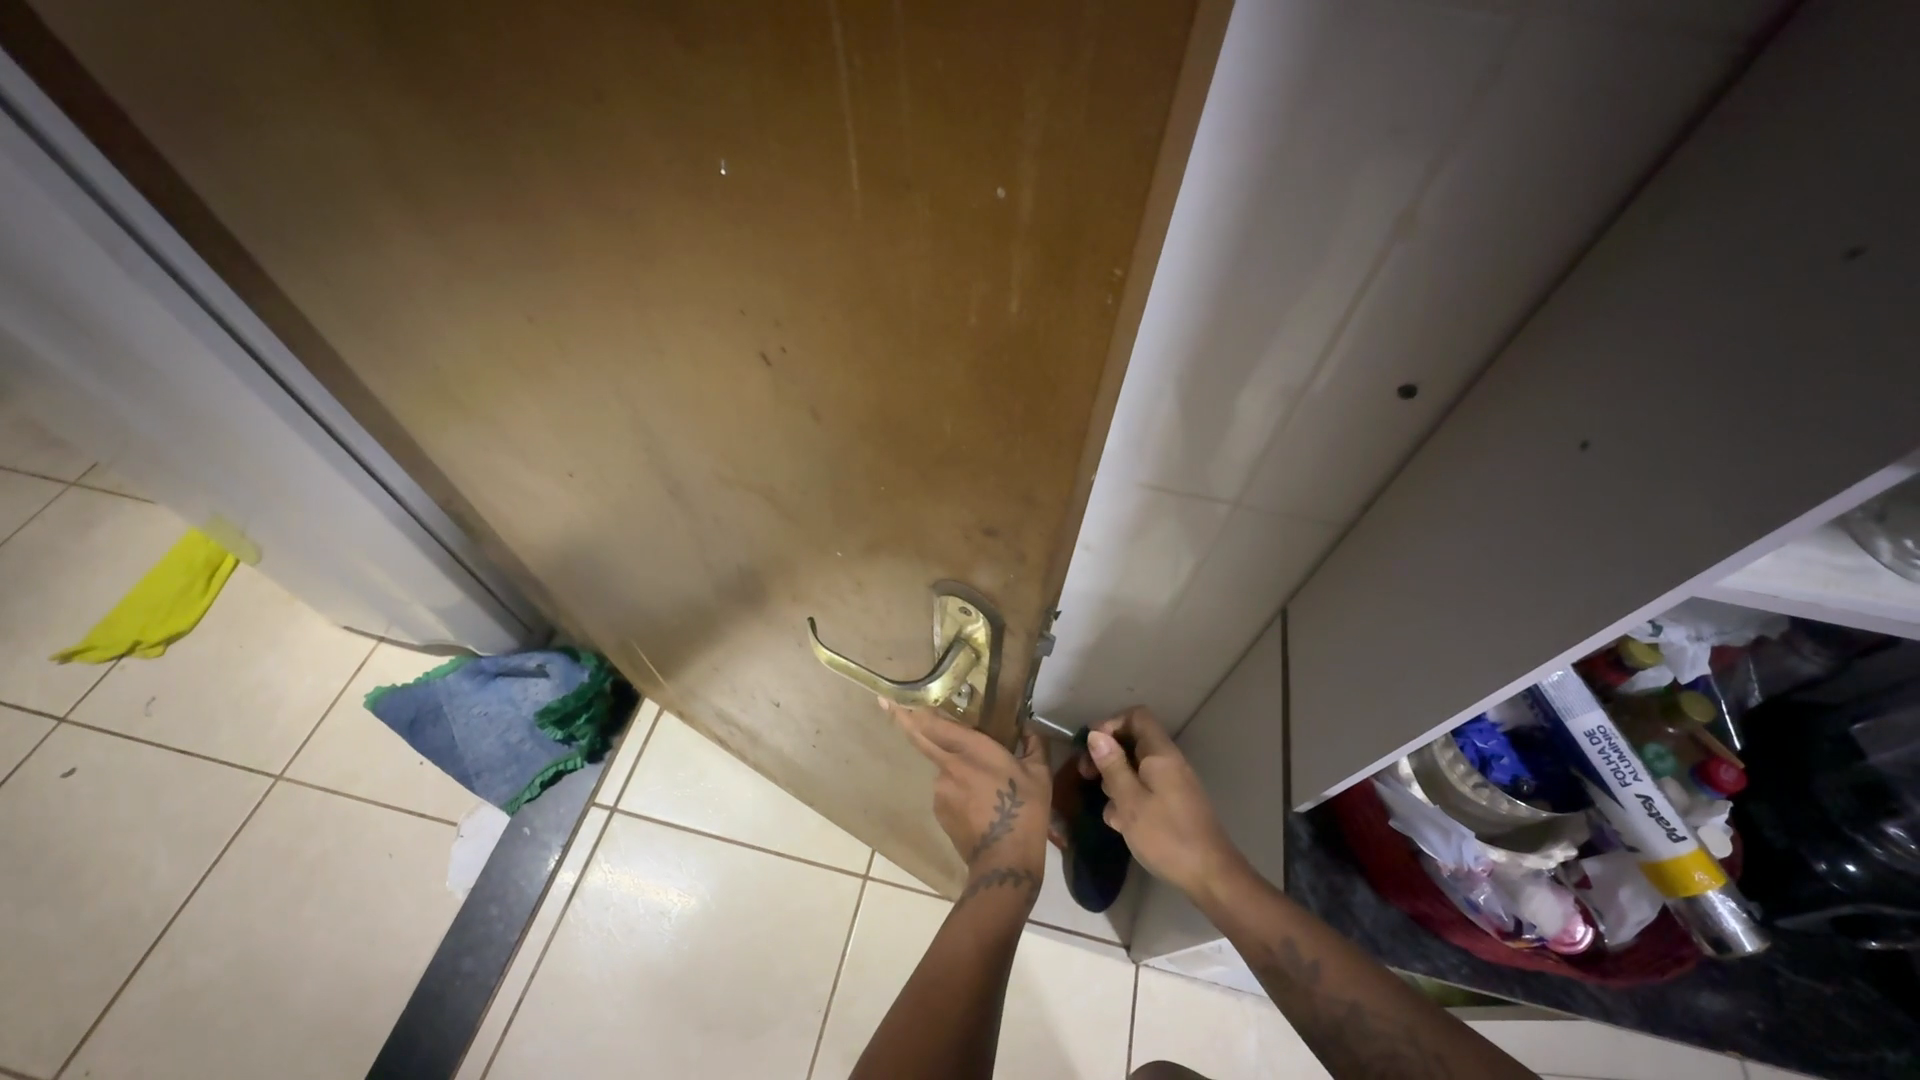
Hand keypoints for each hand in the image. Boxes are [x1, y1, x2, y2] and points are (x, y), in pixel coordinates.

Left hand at [884, 698, 1050, 889]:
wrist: (1005, 861)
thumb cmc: (1025, 811)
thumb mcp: (1039, 775)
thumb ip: (1033, 746)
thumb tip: (1029, 730)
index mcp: (972, 749)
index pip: (934, 723)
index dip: (911, 709)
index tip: (890, 697)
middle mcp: (948, 765)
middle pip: (922, 738)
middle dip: (901, 720)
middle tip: (884, 704)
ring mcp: (940, 790)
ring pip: (944, 768)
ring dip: (956, 769)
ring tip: (985, 787)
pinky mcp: (939, 811)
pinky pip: (947, 790)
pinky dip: (958, 790)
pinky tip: (979, 805)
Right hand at [1080, 706, 1246, 898]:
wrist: (1210, 874)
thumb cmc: (1166, 836)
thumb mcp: (1130, 800)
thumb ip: (1112, 765)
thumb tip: (1096, 734)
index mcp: (1161, 754)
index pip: (1136, 716)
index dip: (1111, 724)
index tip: (1092, 748)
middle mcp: (1168, 763)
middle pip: (1133, 743)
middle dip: (1108, 758)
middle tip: (1088, 777)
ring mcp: (1173, 784)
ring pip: (1136, 770)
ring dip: (1117, 785)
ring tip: (1111, 811)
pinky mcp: (1173, 804)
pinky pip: (1145, 791)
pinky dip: (1130, 801)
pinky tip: (1123, 825)